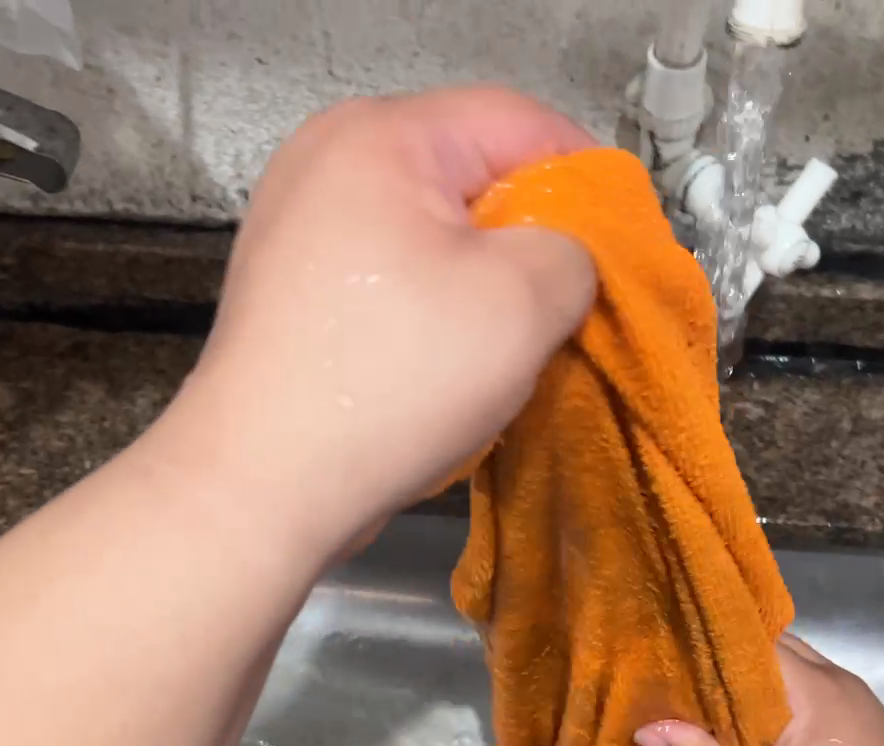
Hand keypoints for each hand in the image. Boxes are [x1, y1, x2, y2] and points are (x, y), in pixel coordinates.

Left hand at [155, 86, 598, 560]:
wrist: (266, 485)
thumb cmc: (389, 383)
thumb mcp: (522, 304)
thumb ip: (574, 253)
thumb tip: (564, 257)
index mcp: (380, 138)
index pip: (518, 123)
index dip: (585, 178)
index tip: (617, 243)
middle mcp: (327, 168)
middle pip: (470, 182)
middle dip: (530, 243)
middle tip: (563, 305)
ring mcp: (301, 234)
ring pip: (433, 242)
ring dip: (483, 290)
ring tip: (505, 349)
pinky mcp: (296, 297)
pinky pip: (393, 286)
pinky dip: (434, 317)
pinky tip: (446, 368)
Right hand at [633, 634, 883, 745]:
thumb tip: (644, 730)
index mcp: (814, 686)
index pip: (754, 639)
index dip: (711, 644)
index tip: (672, 655)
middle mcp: (840, 681)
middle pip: (777, 651)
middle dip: (732, 663)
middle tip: (685, 681)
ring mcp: (860, 704)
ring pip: (797, 674)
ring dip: (758, 686)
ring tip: (712, 705)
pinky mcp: (869, 729)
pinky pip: (814, 696)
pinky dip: (783, 702)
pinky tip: (759, 731)